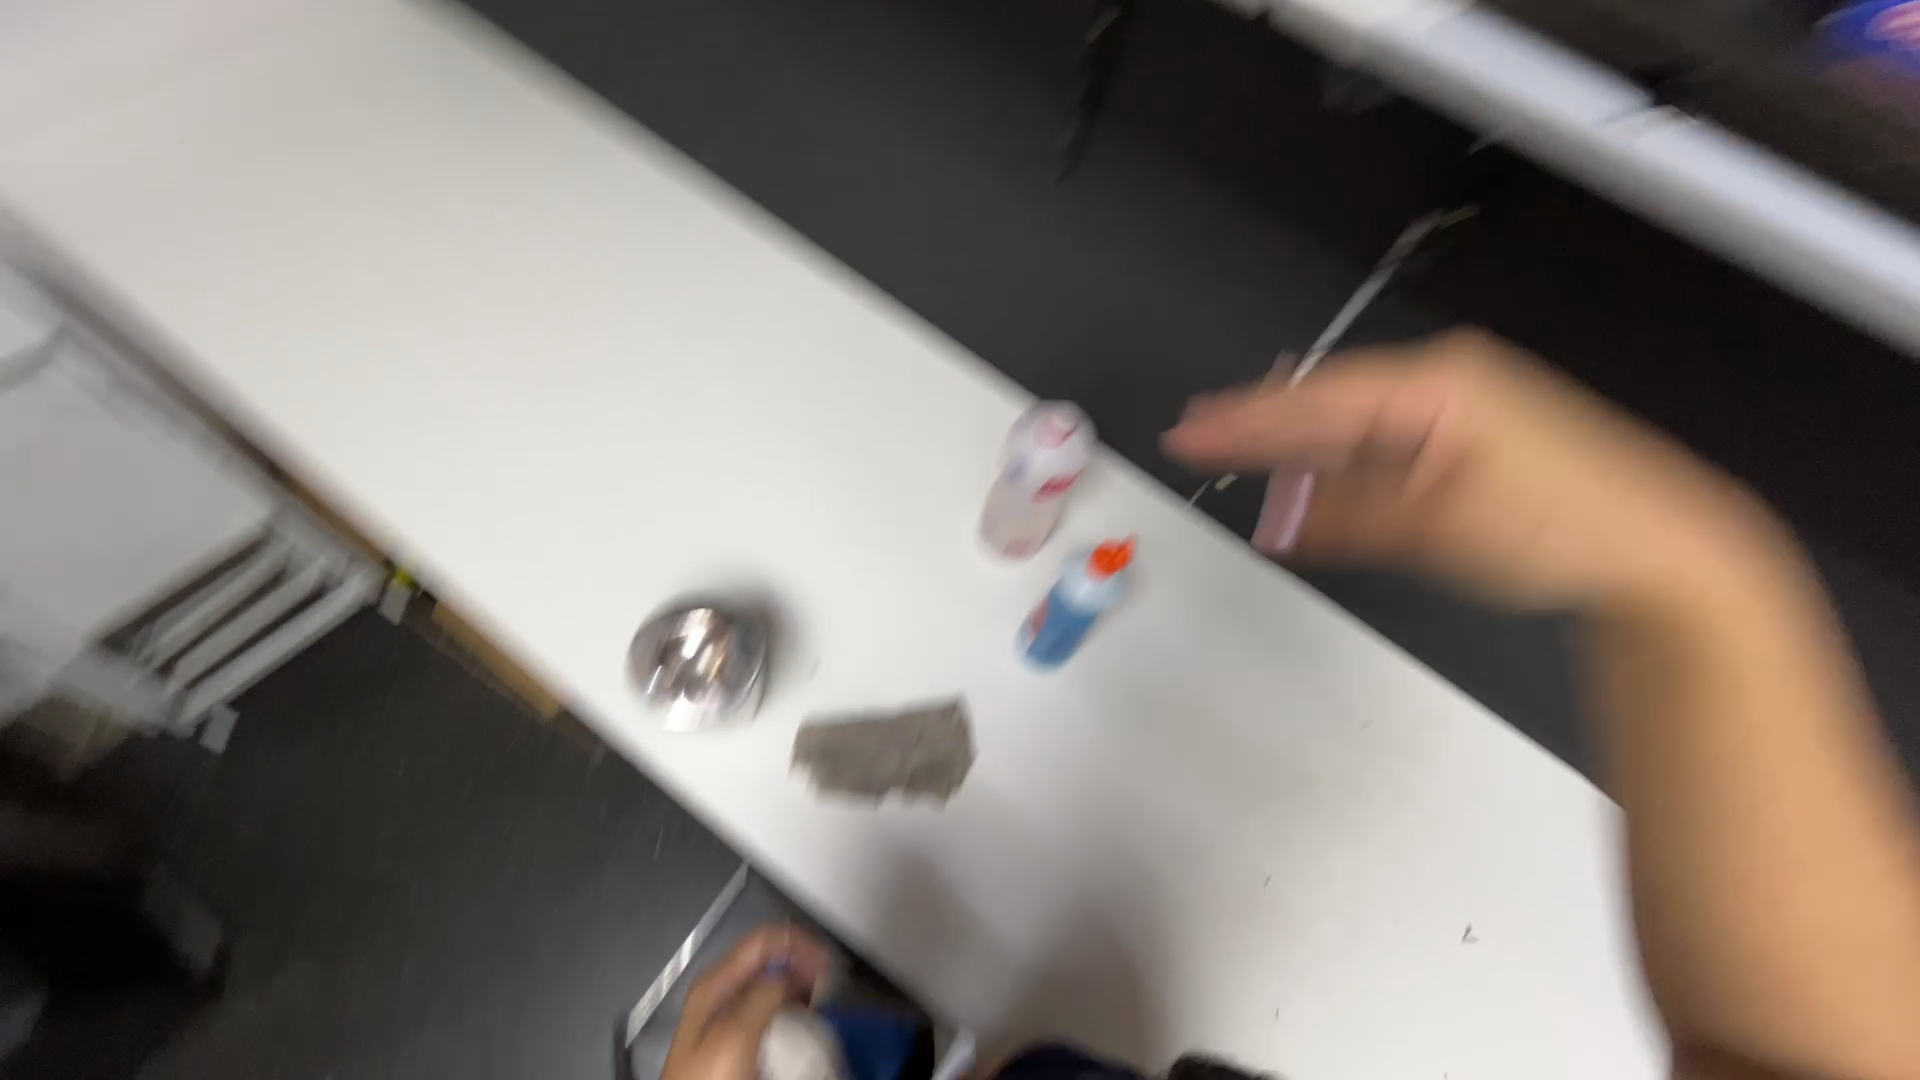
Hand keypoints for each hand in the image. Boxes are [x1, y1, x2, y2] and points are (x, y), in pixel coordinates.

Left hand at [662, 925, 832, 1079]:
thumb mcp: (736, 1034)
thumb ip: (764, 994)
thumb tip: (793, 976)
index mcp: (717, 983)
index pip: (764, 939)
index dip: (797, 944)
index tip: (824, 964)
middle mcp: (722, 992)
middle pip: (770, 958)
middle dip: (802, 964)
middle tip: (827, 982)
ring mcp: (730, 1016)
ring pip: (773, 983)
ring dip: (800, 986)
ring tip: (820, 1000)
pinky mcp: (739, 1039)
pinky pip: (772, 1009)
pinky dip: (793, 1008)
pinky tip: (803, 1021)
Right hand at [1162, 328, 1781, 611]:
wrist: (1659, 550)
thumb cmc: (1562, 526)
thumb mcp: (1438, 526)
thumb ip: (1347, 518)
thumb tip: (1276, 526)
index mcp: (1433, 387)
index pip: (1315, 403)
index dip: (1244, 422)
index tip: (1188, 434)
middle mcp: (1436, 385)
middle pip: (1323, 403)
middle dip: (1255, 422)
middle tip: (1192, 431)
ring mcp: (1447, 410)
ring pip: (1344, 424)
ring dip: (1289, 447)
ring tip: (1227, 447)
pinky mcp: (1454, 440)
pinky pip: (1373, 445)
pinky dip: (1331, 466)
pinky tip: (1298, 478)